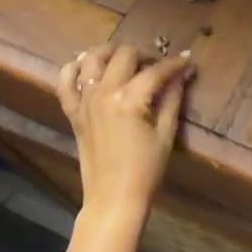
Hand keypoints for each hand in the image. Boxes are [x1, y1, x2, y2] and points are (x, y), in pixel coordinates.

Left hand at [58, 44, 194, 221]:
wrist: (114, 198)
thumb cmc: (146, 169)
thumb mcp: (166, 133)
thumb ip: (173, 98)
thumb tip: (182, 73)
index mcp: (130, 100)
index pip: (156, 70)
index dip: (174, 63)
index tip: (186, 61)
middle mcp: (104, 93)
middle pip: (125, 55)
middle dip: (145, 53)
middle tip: (157, 65)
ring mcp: (85, 101)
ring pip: (92, 58)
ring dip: (111, 52)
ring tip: (125, 60)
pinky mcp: (73, 112)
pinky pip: (65, 81)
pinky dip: (74, 69)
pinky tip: (88, 68)